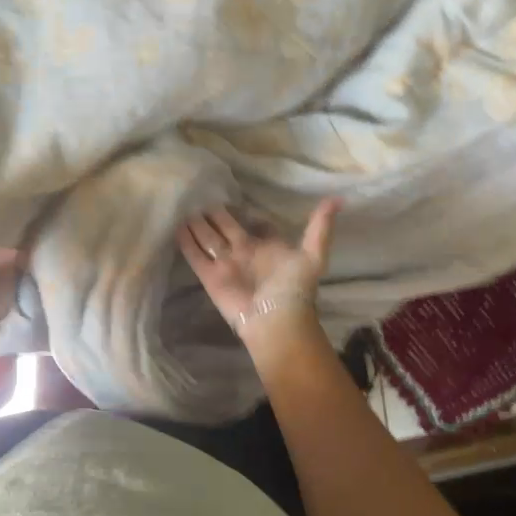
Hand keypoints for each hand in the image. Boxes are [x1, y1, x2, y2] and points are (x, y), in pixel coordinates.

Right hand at [178, 198, 338, 354]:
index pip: (255, 225)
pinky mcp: (209, 276)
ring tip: (185, 208)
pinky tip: (176, 227)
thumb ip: (320, 227)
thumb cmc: (294, 287)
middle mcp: (244, 252)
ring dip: (198, 225)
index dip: (247, 213)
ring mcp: (225, 264)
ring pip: (209, 239)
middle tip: (202, 196)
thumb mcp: (313, 254)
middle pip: (226, 228)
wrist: (274, 318)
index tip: (235, 197)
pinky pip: (195, 256)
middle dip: (216, 215)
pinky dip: (186, 243)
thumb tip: (338, 199)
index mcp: (267, 246)